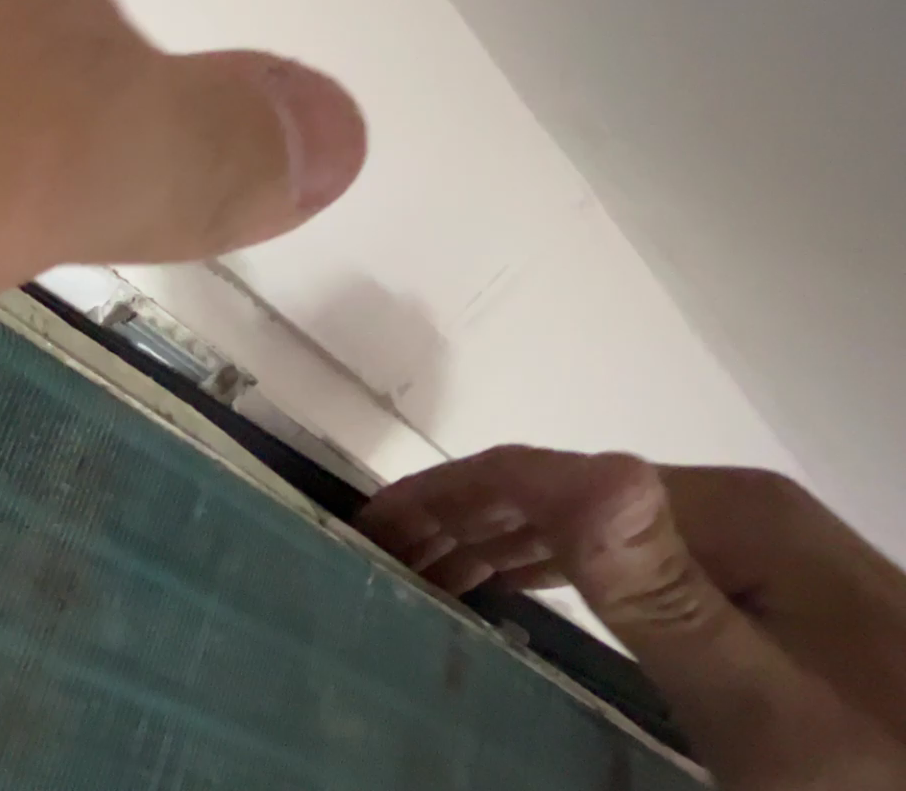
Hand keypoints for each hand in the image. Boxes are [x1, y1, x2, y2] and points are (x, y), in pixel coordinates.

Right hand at [359, 448, 905, 788]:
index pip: (540, 477)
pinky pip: (612, 556)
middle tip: (377, 554)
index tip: (372, 526)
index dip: (442, 493)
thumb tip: (589, 467)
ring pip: (575, 522)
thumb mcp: (765, 708)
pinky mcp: (746, 586)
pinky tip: (504, 579)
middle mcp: (726, 510)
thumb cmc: (881, 782)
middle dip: (450, 516)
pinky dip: (539, 562)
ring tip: (419, 568)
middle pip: (549, 492)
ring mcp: (739, 547)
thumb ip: (664, 589)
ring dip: (485, 539)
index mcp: (727, 513)